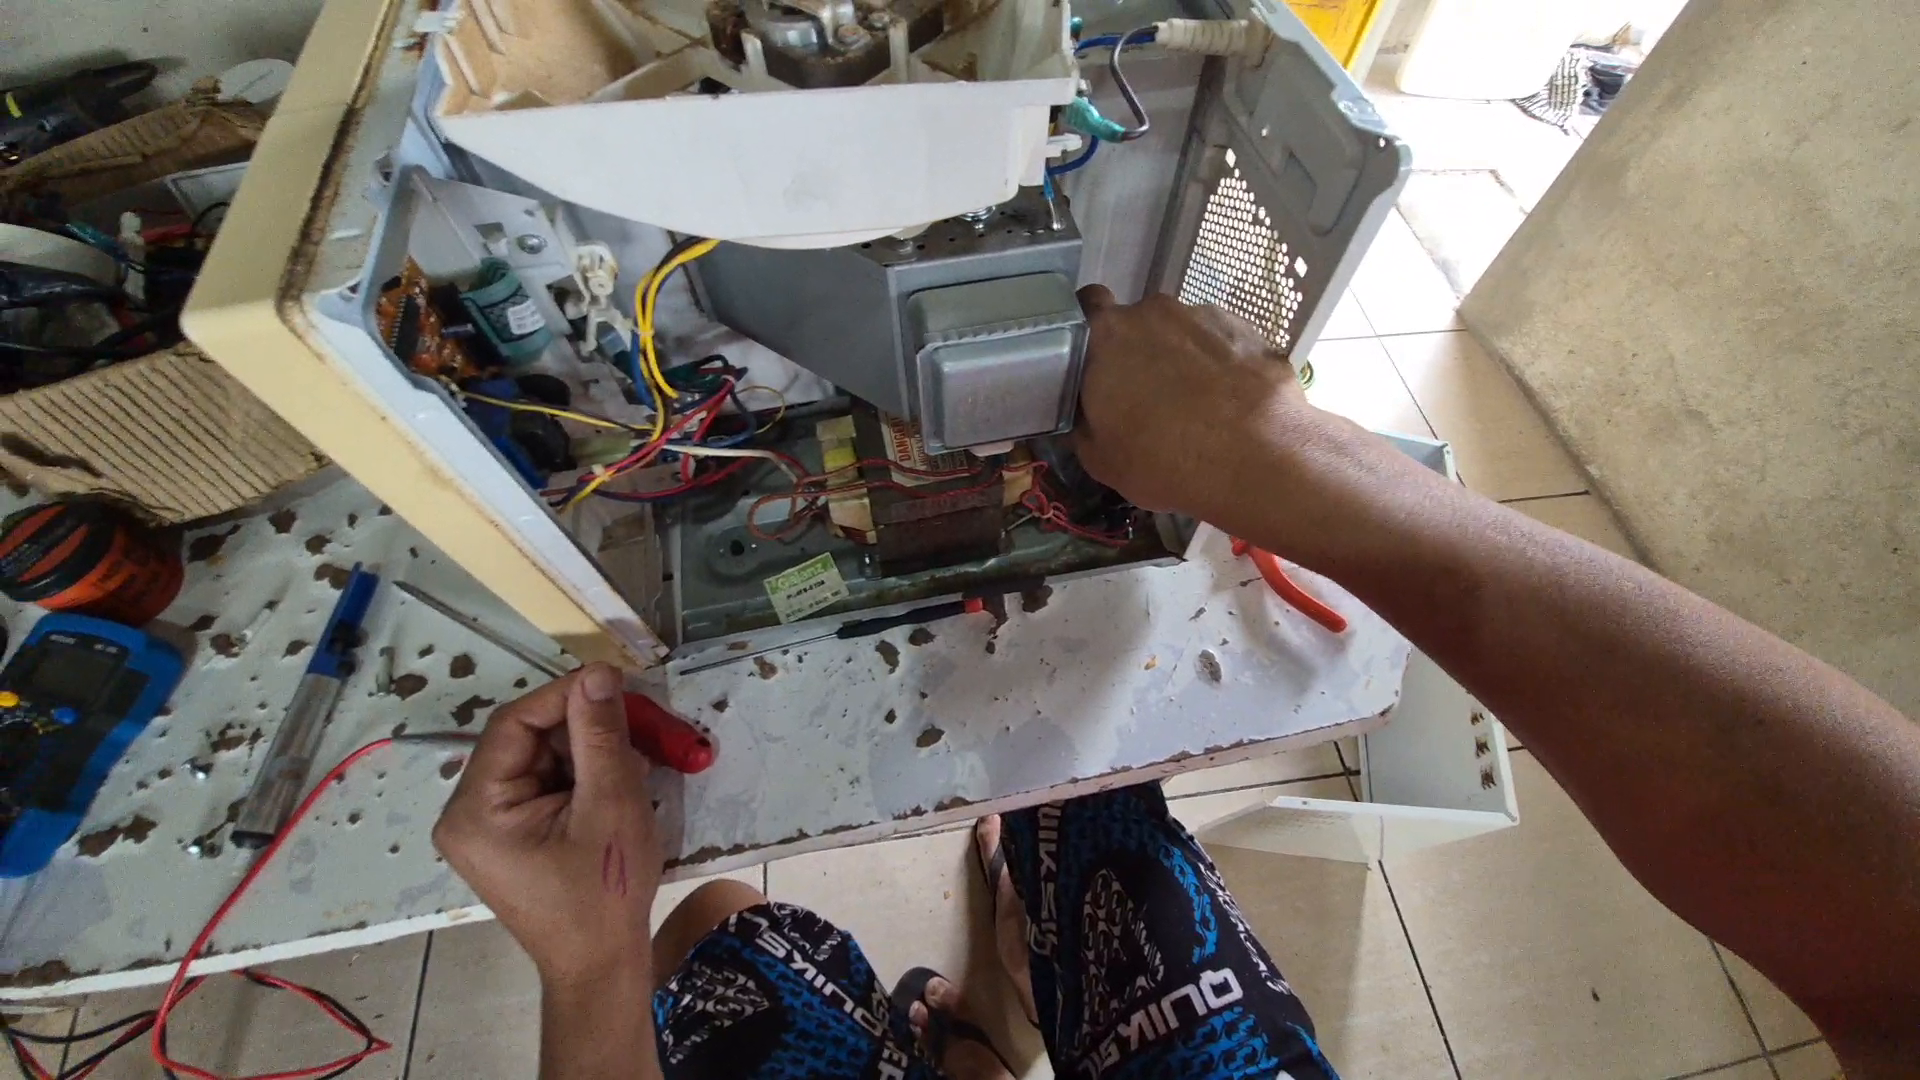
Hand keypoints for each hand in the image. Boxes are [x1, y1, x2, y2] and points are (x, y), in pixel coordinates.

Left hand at [433, 663, 661, 990]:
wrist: (602, 961)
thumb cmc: (604, 889)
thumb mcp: (610, 802)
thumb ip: (602, 734)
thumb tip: (599, 671)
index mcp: (477, 808)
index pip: (514, 723)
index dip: (565, 694)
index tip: (617, 679)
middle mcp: (473, 810)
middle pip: (532, 738)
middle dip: (589, 728)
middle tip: (641, 726)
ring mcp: (496, 822)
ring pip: (549, 755)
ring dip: (597, 751)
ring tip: (637, 766)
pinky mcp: (521, 830)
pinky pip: (556, 779)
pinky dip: (593, 773)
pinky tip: (624, 783)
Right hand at [1073, 286, 1338, 526]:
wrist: (1257, 462)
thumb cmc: (1161, 461)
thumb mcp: (1099, 459)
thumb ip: (1084, 423)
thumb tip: (1086, 413)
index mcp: (1107, 336)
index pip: (1086, 306)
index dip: (1088, 332)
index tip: (1093, 363)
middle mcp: (1153, 313)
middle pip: (1137, 325)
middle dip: (1137, 353)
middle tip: (1143, 398)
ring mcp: (1205, 316)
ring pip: (1182, 335)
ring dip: (1181, 360)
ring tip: (1195, 407)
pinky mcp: (1249, 331)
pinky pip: (1221, 346)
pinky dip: (1220, 368)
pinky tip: (1228, 406)